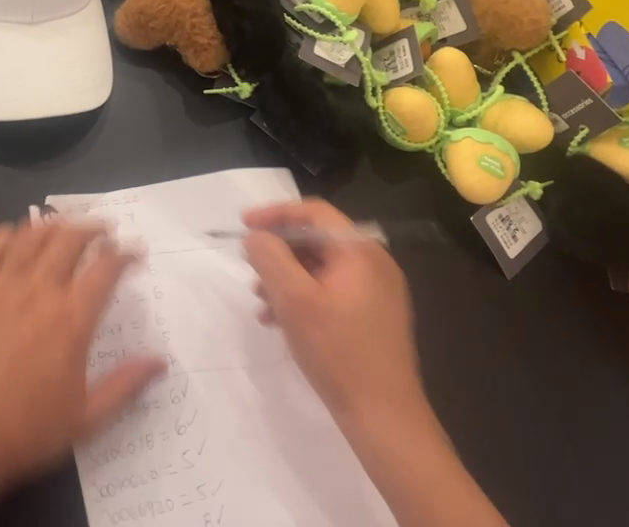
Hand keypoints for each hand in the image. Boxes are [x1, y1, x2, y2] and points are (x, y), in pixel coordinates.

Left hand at [0, 219, 167, 499]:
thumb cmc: (26, 428)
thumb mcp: (86, 419)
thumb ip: (125, 385)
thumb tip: (160, 361)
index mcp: (72, 318)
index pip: (106, 267)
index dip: (126, 253)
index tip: (136, 253)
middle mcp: (40, 289)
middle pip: (71, 238)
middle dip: (94, 228)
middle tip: (105, 232)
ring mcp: (3, 284)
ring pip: (33, 234)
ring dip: (55, 225)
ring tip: (67, 228)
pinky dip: (10, 233)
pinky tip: (19, 237)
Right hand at [242, 200, 425, 425]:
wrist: (385, 417)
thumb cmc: (338, 351)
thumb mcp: (293, 299)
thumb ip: (270, 258)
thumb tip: (256, 237)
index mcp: (360, 252)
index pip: (314, 212)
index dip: (275, 214)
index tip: (243, 225)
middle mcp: (374, 264)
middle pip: (317, 240)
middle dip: (278, 252)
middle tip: (250, 269)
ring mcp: (377, 292)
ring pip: (321, 269)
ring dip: (286, 278)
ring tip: (261, 303)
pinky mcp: (373, 317)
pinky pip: (331, 291)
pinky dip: (303, 298)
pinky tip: (280, 322)